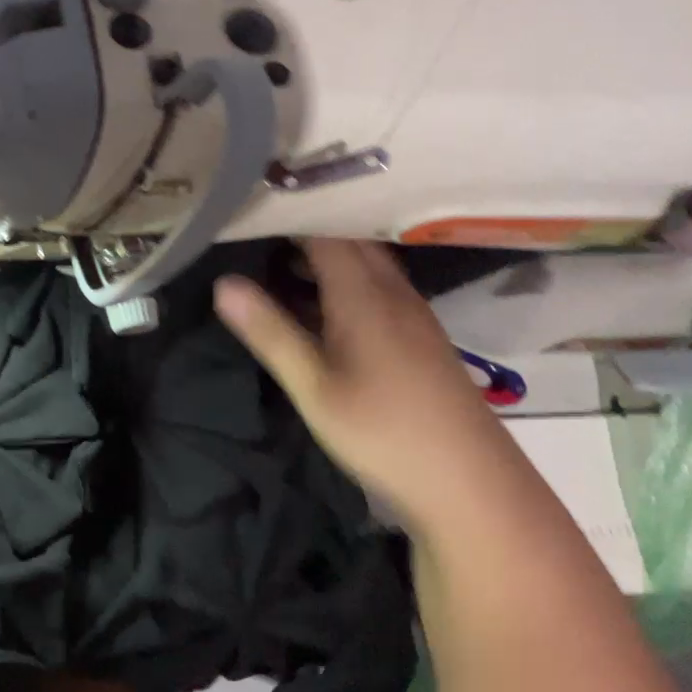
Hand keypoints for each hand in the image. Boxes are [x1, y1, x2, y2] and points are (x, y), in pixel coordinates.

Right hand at [213, 239, 528, 526]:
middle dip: (307, 229)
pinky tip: (316, 301)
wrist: (468, 484)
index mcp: (366, 298)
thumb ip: (269, 332)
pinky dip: (341, 281)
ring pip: (367, 266)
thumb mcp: (311, 386)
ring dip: (325, 255)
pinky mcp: (418, 340)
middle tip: (254, 227)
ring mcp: (412, 317)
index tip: (248, 207)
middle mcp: (394, 296)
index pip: (328, 235)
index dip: (290, 217)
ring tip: (273, 257)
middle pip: (352, 244)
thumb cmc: (382, 432)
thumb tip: (223, 283)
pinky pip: (376, 289)